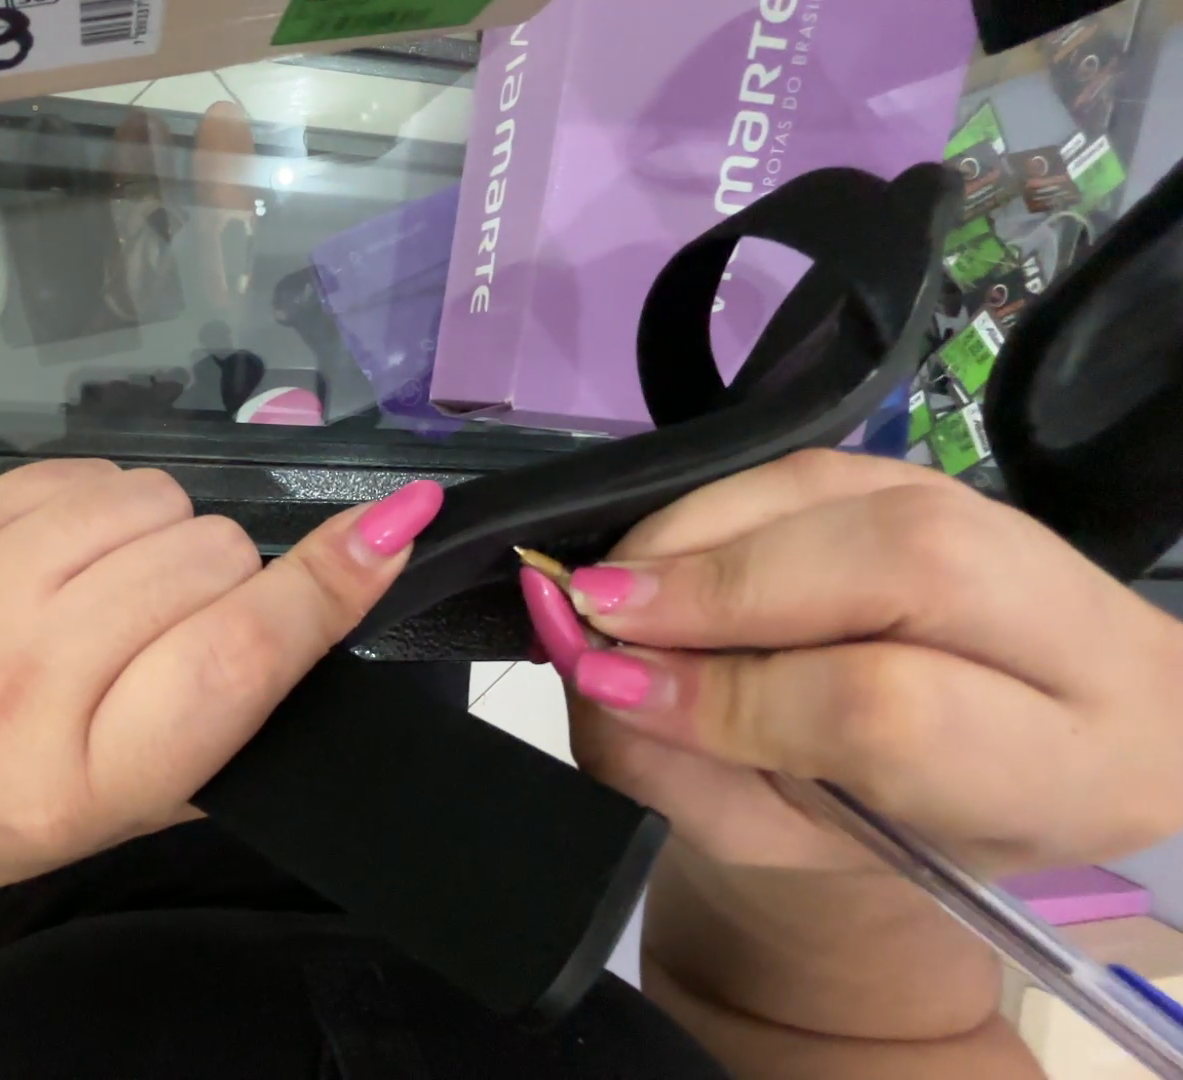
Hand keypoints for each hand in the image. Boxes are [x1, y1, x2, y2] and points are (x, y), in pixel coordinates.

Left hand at [0, 459, 443, 929]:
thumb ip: (231, 713)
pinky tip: (75, 557)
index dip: (329, 585)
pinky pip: (90, 470)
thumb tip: (322, 596)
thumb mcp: (129, 807)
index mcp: (83, 767)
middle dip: (228, 583)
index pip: (238, 650)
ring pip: (158, 498)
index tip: (392, 531)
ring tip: (122, 590)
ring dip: (170, 538)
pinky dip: (110, 507)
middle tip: (178, 629)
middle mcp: (26, 667)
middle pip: (211, 556)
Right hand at [527, 449, 1182, 875]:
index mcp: (1067, 775)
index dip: (730, 691)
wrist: (925, 767)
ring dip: (687, 536)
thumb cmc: (838, 824)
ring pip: (833, 491)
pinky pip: (789, 470)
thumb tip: (588, 659)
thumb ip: (661, 759)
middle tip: (595, 605)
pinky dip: (696, 513)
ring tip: (612, 588)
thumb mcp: (753, 834)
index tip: (610, 682)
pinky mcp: (921, 479)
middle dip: (713, 583)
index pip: (889, 710)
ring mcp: (1008, 529)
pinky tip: (657, 561)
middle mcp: (1088, 637)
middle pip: (899, 561)